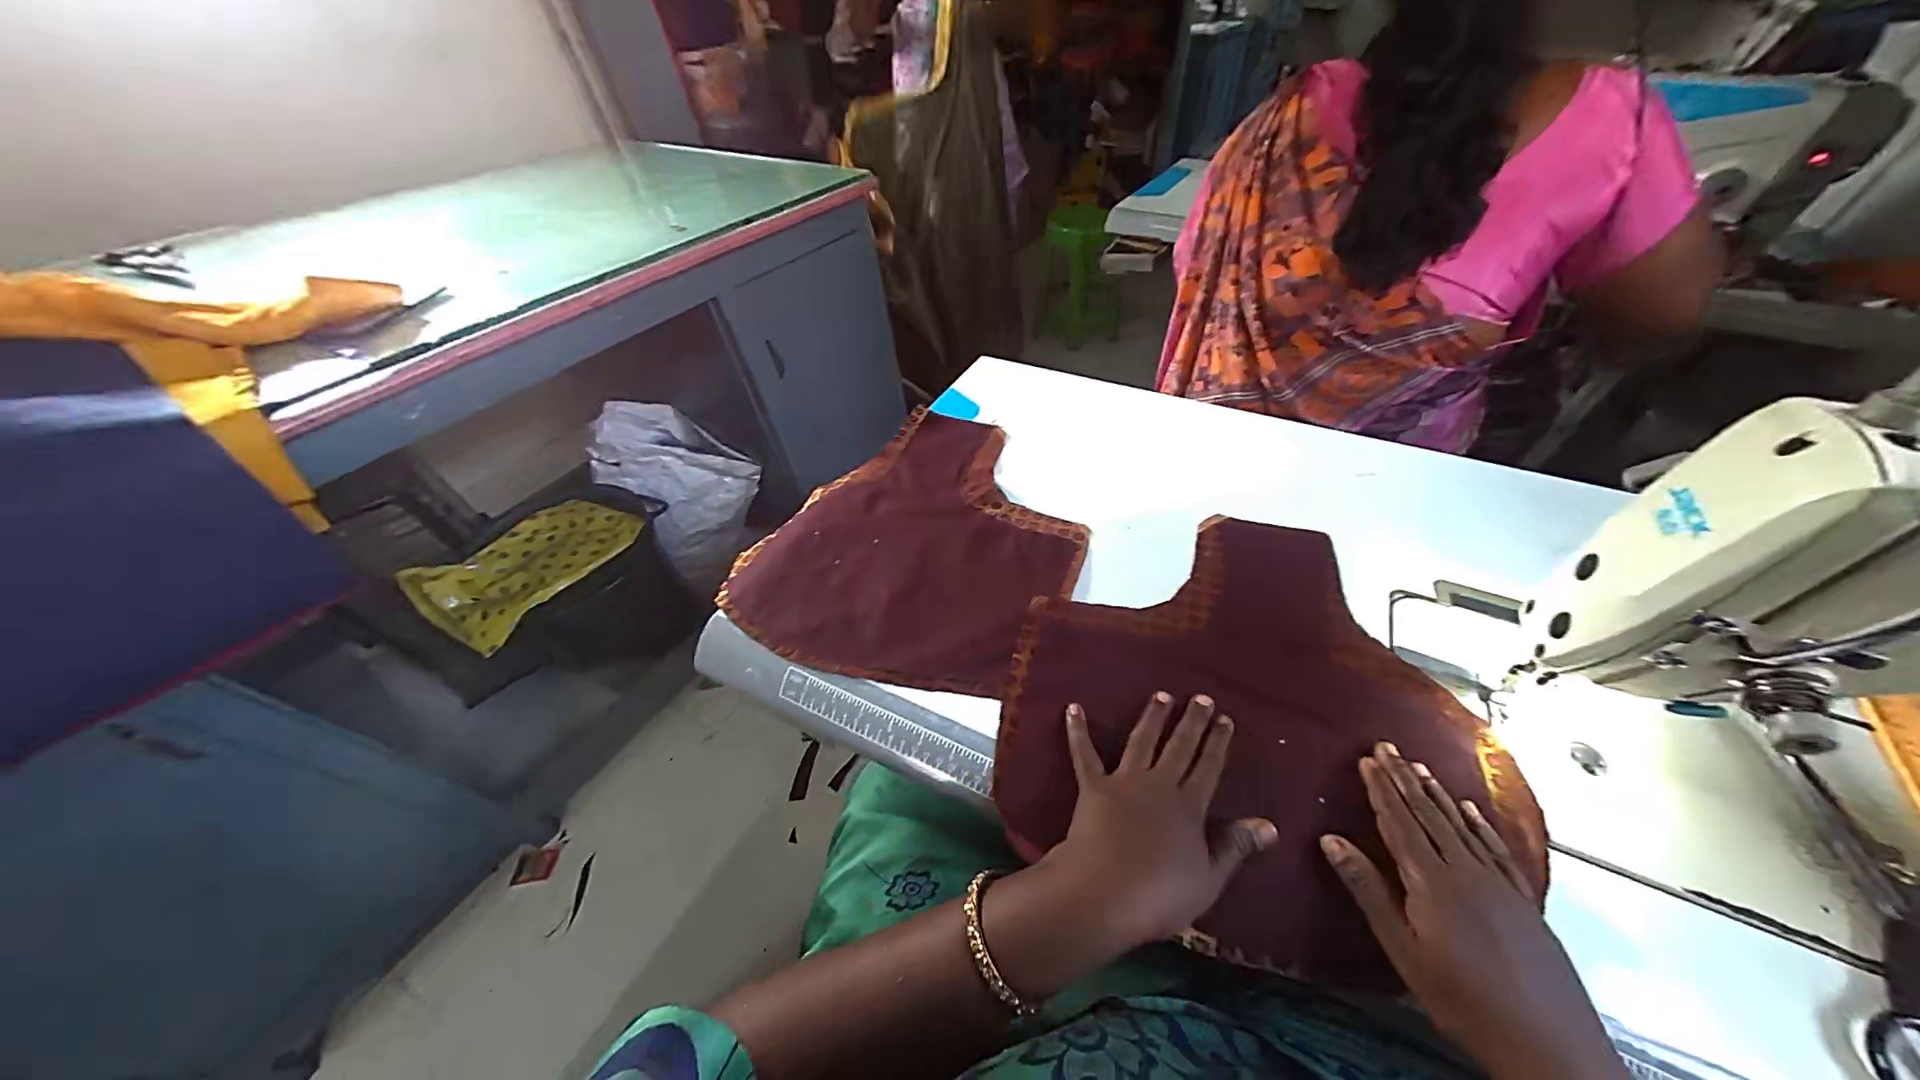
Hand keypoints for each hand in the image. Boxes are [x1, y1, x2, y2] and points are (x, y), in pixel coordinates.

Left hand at [1041, 692, 1278, 951]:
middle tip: (1201, 697)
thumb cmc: (1160, 893)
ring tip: (1161, 695)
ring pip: (1142, 741)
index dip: (1218, 742)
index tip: (1224, 719)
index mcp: (1189, 806)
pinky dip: (1078, 730)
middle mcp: (1159, 785)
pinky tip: (1073, 708)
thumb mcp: (1209, 877)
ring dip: (1152, 717)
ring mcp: (1125, 782)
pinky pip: (1084, 754)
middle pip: (1180, 746)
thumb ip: (1236, 846)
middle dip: (1192, 720)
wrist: (1105, 892)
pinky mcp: (1094, 787)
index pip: (1209, 767)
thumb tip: (1269, 825)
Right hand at [1320, 743, 1627, 1079]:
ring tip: (1418, 767)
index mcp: (1433, 881)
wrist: (1551, 1048)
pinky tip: (1470, 810)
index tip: (1366, 760)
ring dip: (1436, 794)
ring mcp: (1499, 885)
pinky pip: (1496, 851)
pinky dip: (1479, 825)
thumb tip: (1332, 840)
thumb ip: (1368, 890)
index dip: (1381, 789)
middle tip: (1387, 748)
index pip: (1399, 822)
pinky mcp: (1523, 902)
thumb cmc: (1463, 1000)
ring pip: (1461, 827)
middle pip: (1429, 816)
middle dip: (1404, 780)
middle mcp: (1467, 872)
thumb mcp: (1402, 948)